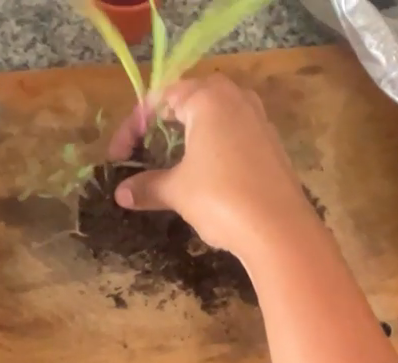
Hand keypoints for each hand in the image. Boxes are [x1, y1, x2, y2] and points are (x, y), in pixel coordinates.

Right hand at [108, 76, 320, 260]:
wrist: (279, 229)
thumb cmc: (221, 199)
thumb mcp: (178, 192)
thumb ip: (148, 187)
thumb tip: (121, 194)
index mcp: (208, 98)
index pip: (160, 98)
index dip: (134, 127)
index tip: (119, 157)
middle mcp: (236, 99)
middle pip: (190, 100)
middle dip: (164, 125)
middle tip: (146, 152)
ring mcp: (259, 120)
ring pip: (215, 118)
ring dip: (191, 137)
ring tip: (175, 163)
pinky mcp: (272, 145)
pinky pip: (235, 136)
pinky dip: (215, 149)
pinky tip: (209, 177)